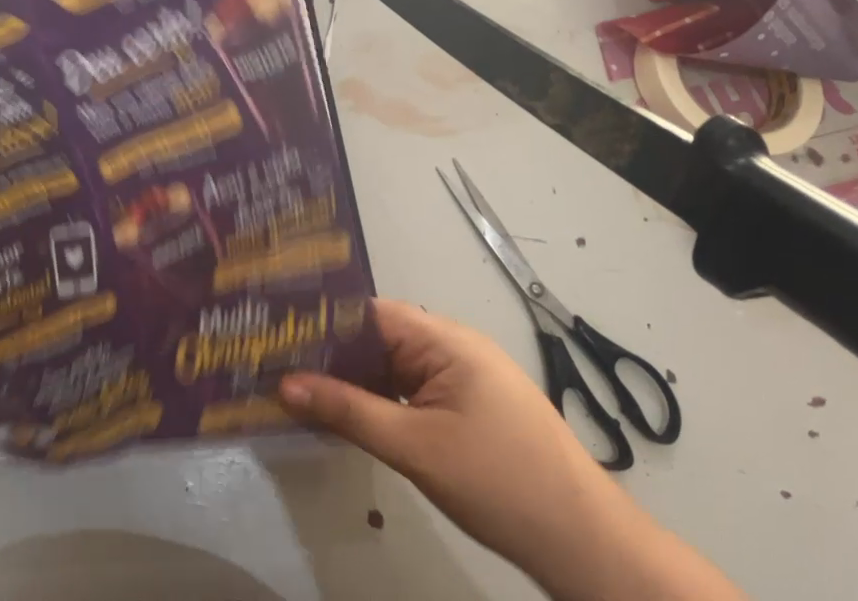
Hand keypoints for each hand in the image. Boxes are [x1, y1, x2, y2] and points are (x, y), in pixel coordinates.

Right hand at [281, 299, 740, 600]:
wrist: (585, 544)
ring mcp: (463, 380)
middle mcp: (455, 349)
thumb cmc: (500, 482)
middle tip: (271, 359)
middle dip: (327, 350)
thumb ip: (346, 410)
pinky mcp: (466, 408)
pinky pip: (407, 390)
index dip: (320, 319)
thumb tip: (282, 383)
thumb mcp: (412, 446)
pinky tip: (339, 411)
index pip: (369, 312)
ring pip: (390, 366)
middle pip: (377, 337)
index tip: (272, 329)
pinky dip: (374, 398)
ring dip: (349, 377)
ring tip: (293, 382)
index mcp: (447, 341)